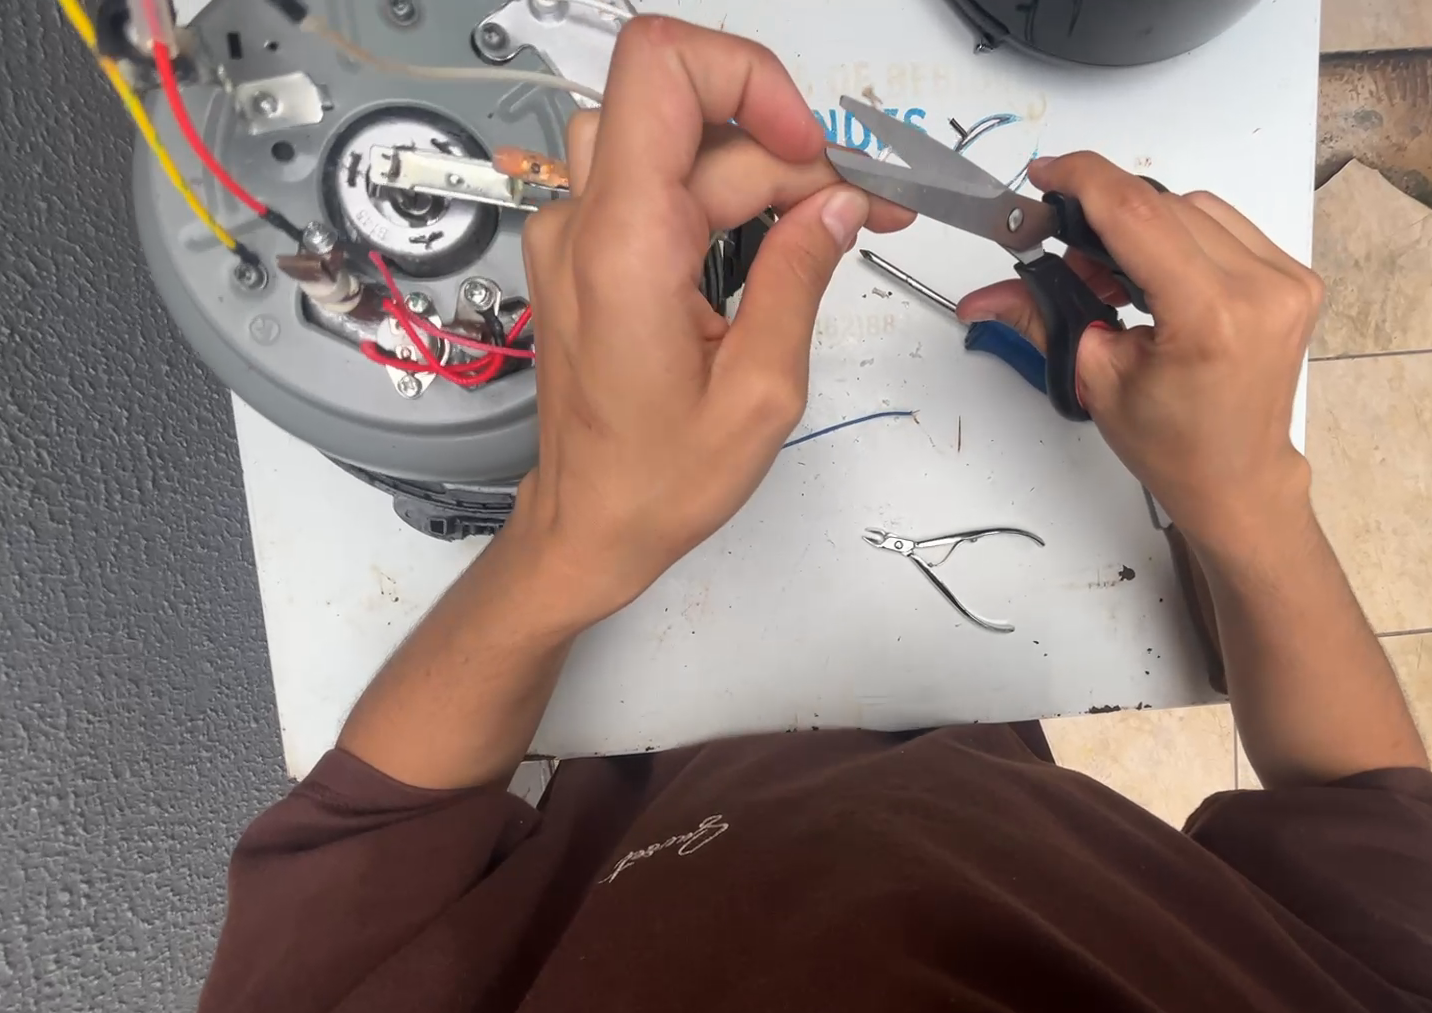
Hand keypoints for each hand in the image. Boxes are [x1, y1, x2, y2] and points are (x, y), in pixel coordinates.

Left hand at [504, 16, 909, 624]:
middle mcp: (584, 227)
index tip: (818, 156)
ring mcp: (574, 240)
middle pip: (692, 120)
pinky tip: (757, 247)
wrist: (592, 522)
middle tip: (857, 212)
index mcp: (626, 248)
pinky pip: (649, 188)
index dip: (755, 83)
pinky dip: (712, 199)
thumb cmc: (659, 480)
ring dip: (747, 171)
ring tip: (807, 227)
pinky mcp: (582, 260)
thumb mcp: (761, 389)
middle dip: (787, 157)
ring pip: (668, 142)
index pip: (666, 70)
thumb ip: (799, 277)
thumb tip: (835, 206)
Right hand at [957, 153, 1321, 556]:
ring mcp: (1287, 279)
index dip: (1086, 181)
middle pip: (1166, 207)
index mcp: (1210, 318)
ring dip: (1144, 226)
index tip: (1049, 172)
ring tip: (1112, 275)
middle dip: (1106, 215)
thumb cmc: (1171, 445)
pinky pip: (1225, 227)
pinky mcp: (1294, 277)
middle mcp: (1263, 288)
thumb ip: (1043, 317)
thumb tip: (987, 296)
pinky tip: (1155, 274)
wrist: (1235, 474)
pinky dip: (1179, 237)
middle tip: (1067, 249)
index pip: (1139, 216)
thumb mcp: (1096, 378)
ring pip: (1197, 209)